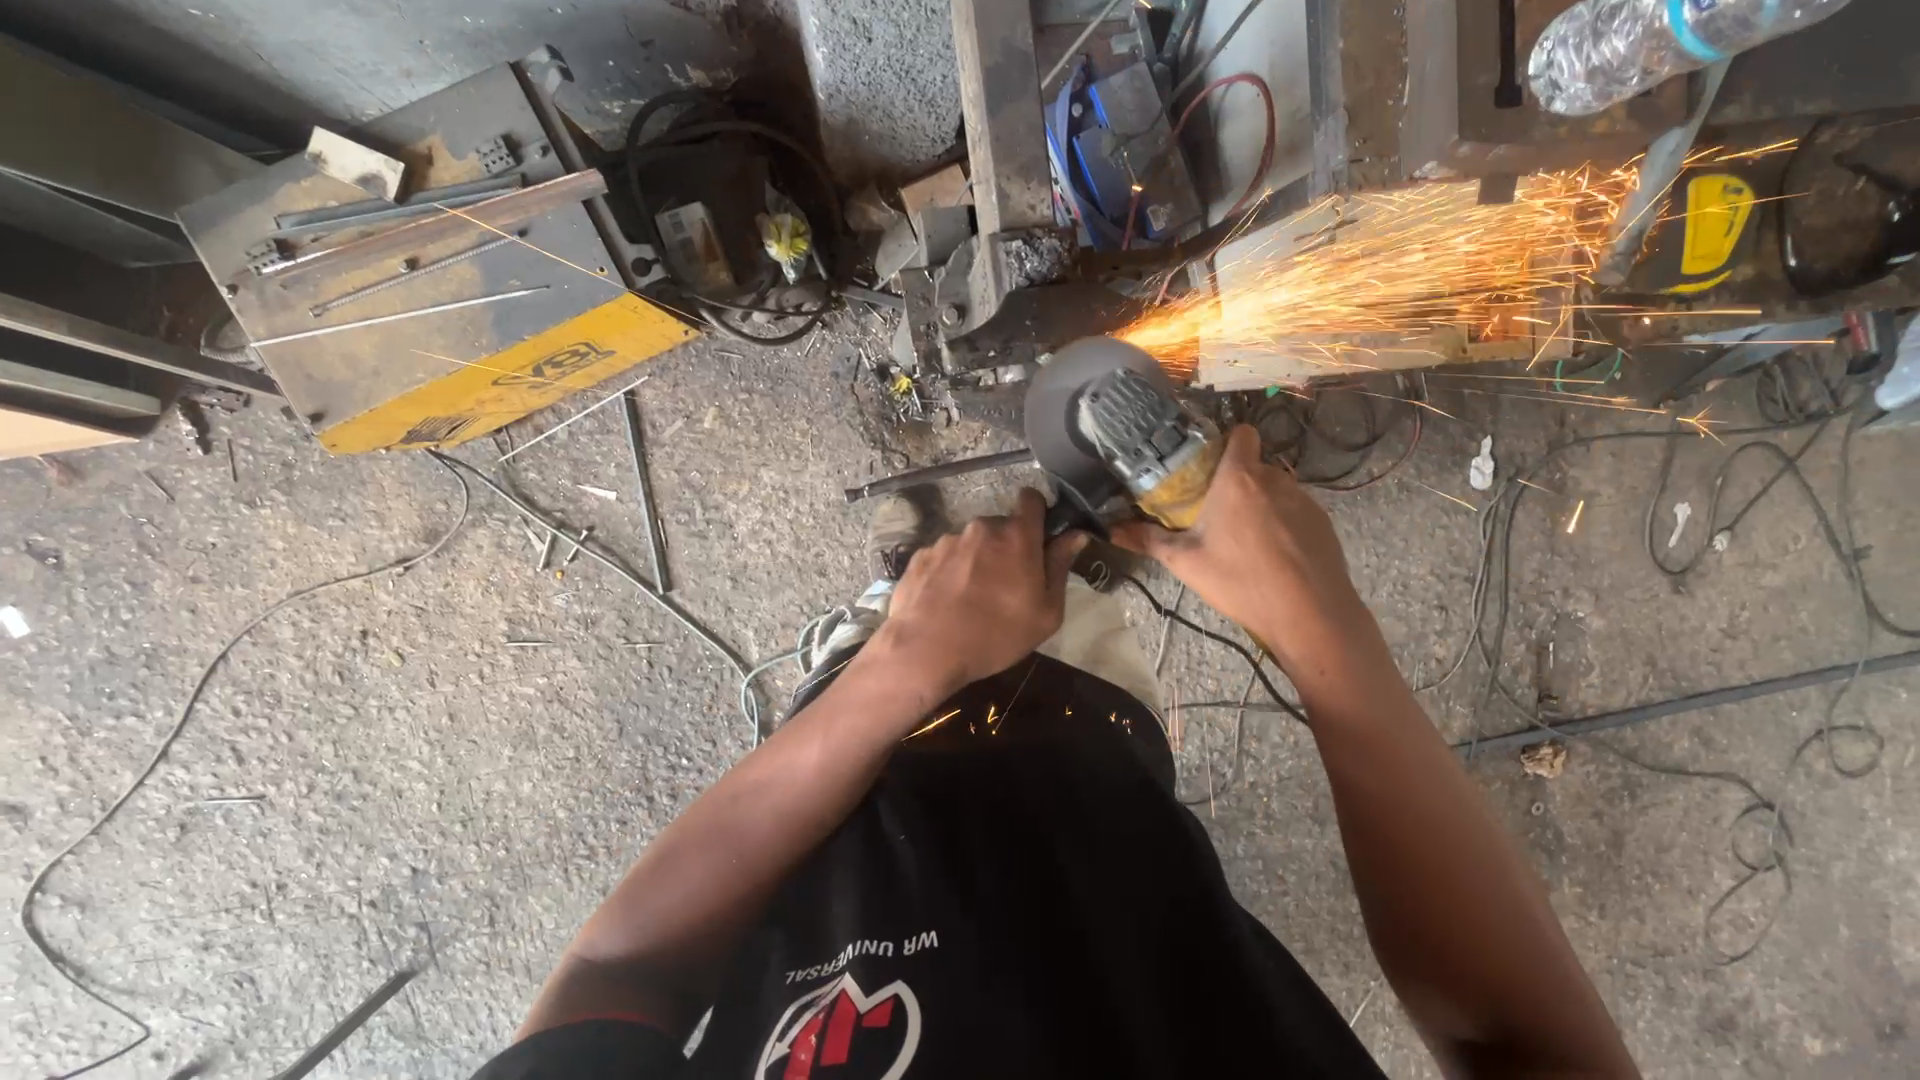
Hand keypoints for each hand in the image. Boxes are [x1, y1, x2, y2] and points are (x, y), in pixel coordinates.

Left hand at [873, 488, 1085, 694]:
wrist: (926, 651)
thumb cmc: (996, 635)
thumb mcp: (1046, 613)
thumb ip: (1060, 567)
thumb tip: (1075, 535)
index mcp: (1016, 536)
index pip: (1031, 499)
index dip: (1037, 513)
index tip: (1038, 538)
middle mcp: (980, 528)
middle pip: (1000, 526)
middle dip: (1007, 547)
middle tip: (1006, 584)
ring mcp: (946, 540)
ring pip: (971, 542)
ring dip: (976, 560)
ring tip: (971, 598)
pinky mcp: (920, 556)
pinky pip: (944, 557)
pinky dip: (949, 572)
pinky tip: (946, 602)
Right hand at [1110, 425, 1382, 679]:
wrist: (1308, 614)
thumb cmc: (1241, 581)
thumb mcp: (1186, 562)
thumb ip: (1148, 540)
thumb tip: (1111, 529)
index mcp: (1238, 479)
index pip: (1241, 433)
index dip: (1226, 442)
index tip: (1209, 464)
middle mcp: (1274, 479)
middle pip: (1254, 464)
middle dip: (1236, 481)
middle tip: (1216, 511)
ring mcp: (1303, 500)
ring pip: (1276, 488)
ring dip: (1260, 502)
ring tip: (1245, 537)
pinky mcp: (1322, 522)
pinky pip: (1295, 510)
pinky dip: (1283, 523)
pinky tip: (1273, 555)